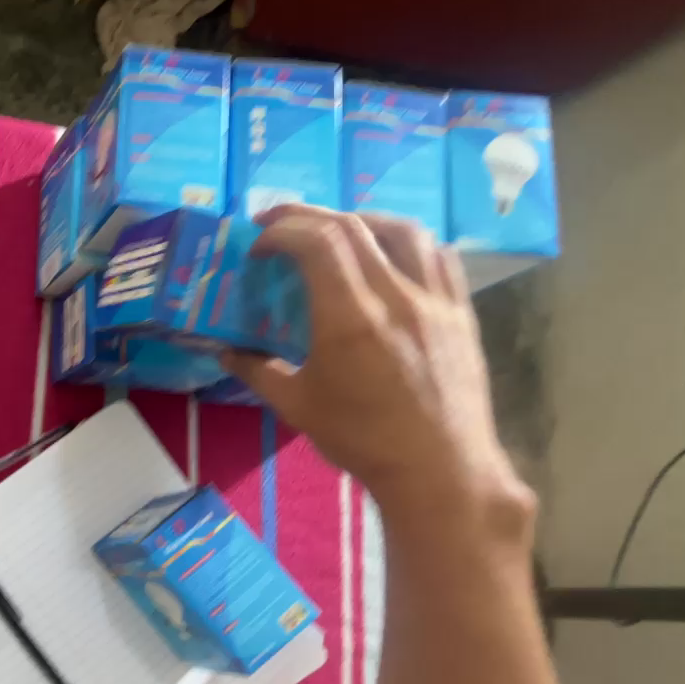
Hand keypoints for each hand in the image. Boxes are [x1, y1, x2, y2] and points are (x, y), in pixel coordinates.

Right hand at [226, 205, 534, 530]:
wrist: (438, 466)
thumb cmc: (358, 438)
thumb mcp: (294, 405)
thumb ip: (256, 370)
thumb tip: (225, 351)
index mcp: (351, 318)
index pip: (319, 243)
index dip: (282, 231)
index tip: (255, 244)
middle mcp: (397, 296)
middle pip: (354, 226)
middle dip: (308, 217)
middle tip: (274, 223)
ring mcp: (435, 299)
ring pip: (403, 230)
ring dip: (358, 220)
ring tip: (330, 232)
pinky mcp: (459, 310)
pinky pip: (435, 255)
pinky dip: (400, 242)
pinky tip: (383, 257)